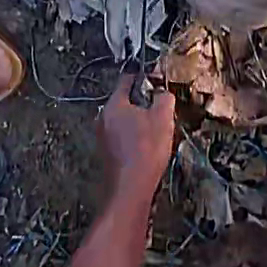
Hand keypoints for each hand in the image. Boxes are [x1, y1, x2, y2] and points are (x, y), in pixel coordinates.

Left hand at [99, 75, 174, 203]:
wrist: (131, 189)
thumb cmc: (146, 149)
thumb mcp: (162, 117)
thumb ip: (163, 98)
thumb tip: (162, 92)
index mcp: (113, 105)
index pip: (126, 80)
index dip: (143, 76)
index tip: (156, 79)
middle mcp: (103, 118)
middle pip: (125, 101)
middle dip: (143, 103)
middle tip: (160, 109)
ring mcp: (102, 137)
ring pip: (124, 120)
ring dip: (139, 121)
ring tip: (157, 131)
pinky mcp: (107, 154)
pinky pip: (122, 137)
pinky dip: (134, 137)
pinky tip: (148, 147)